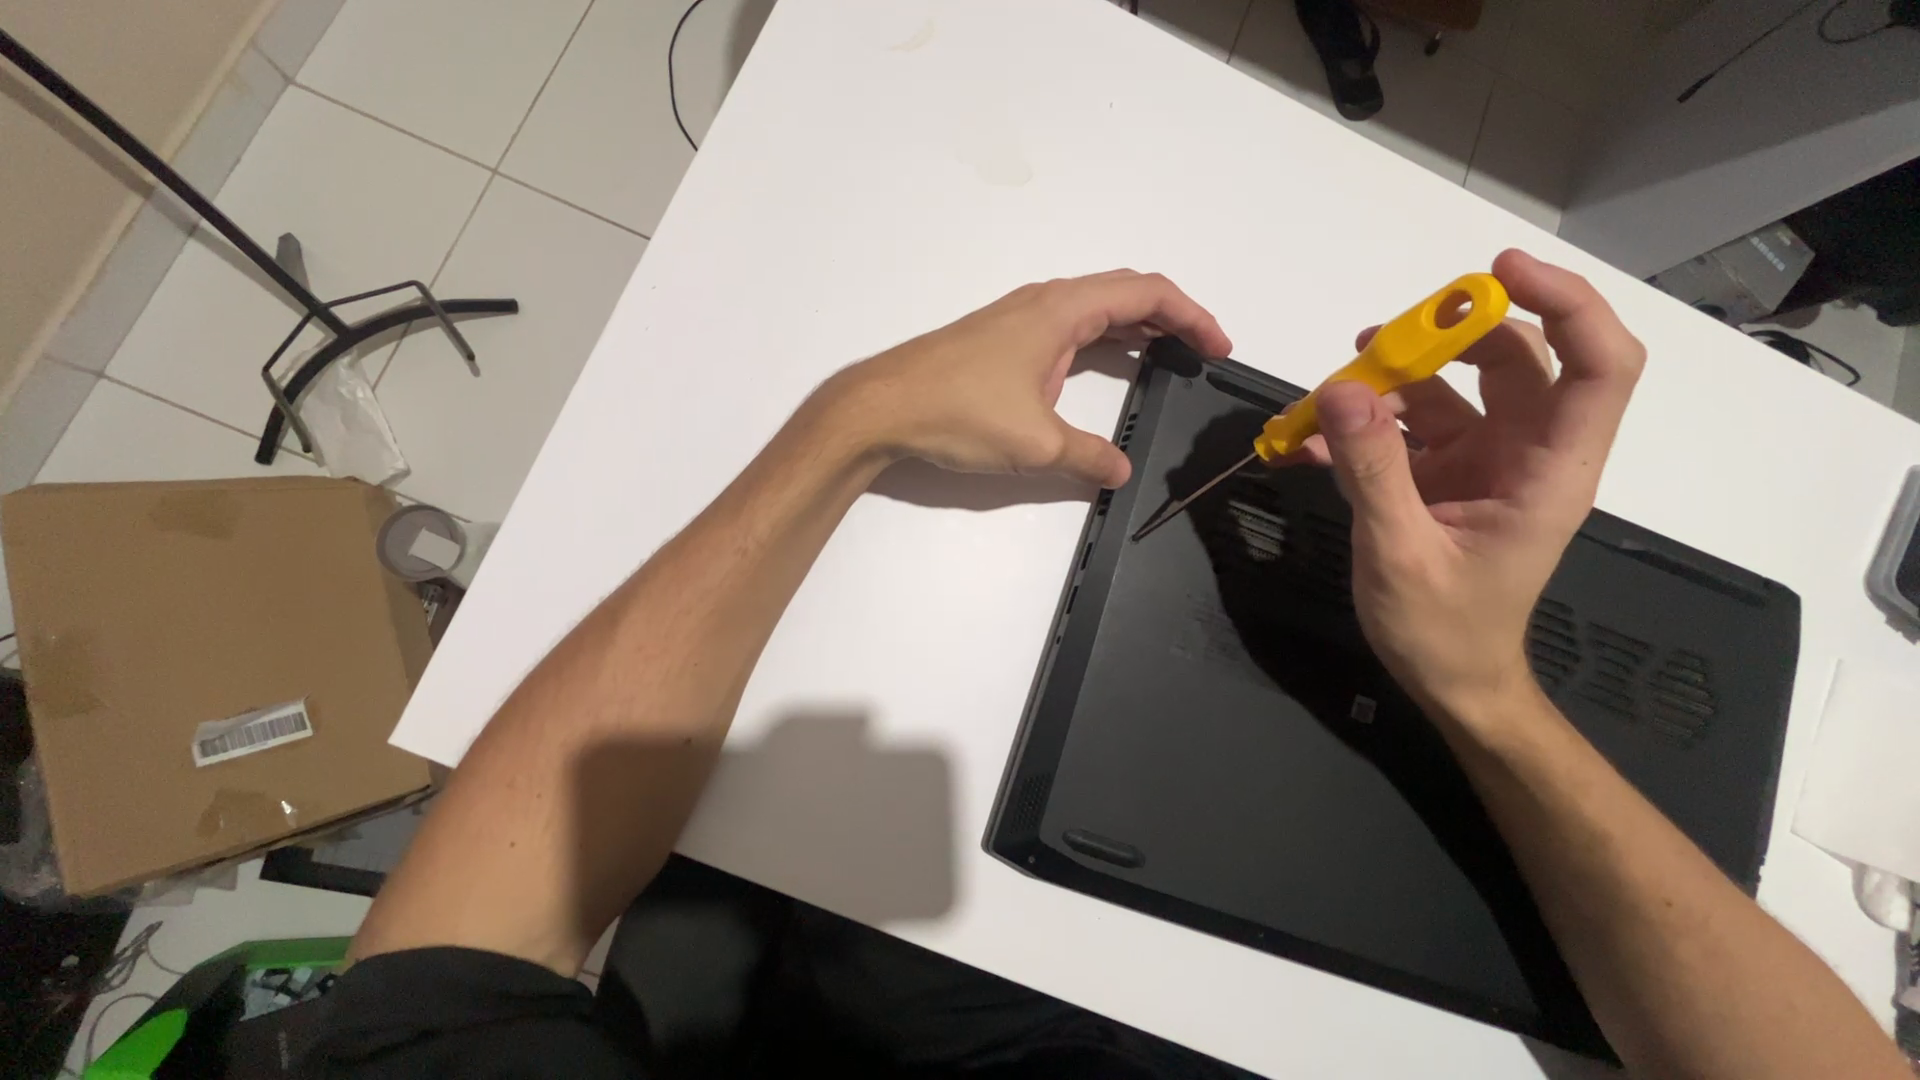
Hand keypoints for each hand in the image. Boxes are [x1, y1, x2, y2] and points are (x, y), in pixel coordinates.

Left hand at [828, 270, 1232, 487]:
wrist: (883, 407)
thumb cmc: (959, 412)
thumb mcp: (1035, 443)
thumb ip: (1086, 456)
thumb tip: (1119, 471)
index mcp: (1062, 309)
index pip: (1147, 294)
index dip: (1192, 316)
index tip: (1218, 348)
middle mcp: (1045, 302)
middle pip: (1124, 293)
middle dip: (1169, 318)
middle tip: (1199, 351)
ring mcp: (1019, 317)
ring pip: (1093, 308)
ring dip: (1133, 327)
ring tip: (1165, 356)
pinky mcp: (1000, 338)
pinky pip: (1067, 327)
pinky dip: (1099, 340)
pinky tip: (1102, 366)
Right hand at [1295, 250, 1644, 722]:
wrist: (1447, 677)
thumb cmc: (1444, 628)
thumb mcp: (1399, 550)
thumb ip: (1371, 470)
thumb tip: (1338, 389)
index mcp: (1549, 470)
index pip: (1594, 366)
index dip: (1565, 305)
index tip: (1496, 274)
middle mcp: (1524, 453)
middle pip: (1513, 363)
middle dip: (1449, 337)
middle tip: (1379, 337)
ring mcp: (1481, 463)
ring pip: (1451, 391)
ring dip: (1393, 379)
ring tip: (1332, 387)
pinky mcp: (1441, 477)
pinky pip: (1405, 432)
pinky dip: (1362, 428)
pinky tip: (1312, 440)